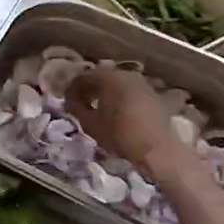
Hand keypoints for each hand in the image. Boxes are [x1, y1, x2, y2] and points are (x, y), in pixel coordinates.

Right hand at [65, 69, 192, 172]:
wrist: (157, 149)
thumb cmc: (119, 135)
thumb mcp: (90, 124)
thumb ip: (77, 108)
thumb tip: (71, 102)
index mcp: (108, 77)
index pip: (83, 77)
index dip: (72, 89)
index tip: (67, 103)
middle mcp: (125, 74)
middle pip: (101, 77)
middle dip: (89, 89)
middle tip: (80, 104)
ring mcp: (142, 83)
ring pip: (117, 83)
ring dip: (105, 93)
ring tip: (98, 109)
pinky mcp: (153, 95)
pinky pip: (130, 91)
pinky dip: (120, 98)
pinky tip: (117, 113)